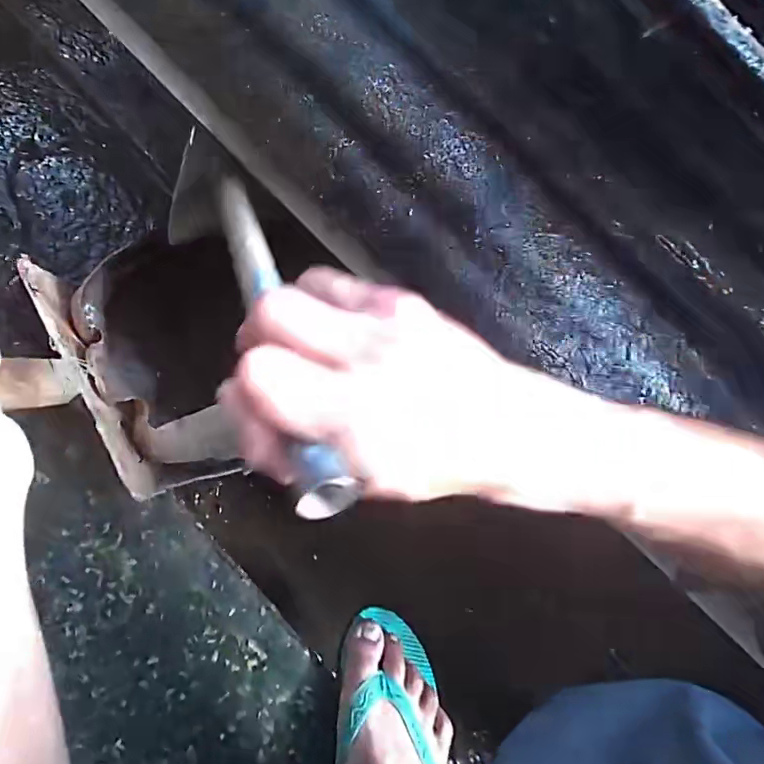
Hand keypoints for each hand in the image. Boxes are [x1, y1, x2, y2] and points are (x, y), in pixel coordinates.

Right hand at [219, 268, 606, 503]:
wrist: (518, 430)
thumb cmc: (441, 469)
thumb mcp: (362, 482)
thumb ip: (296, 448)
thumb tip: (251, 411)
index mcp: (356, 413)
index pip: (257, 374)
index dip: (244, 399)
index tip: (263, 421)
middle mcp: (365, 352)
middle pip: (267, 312)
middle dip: (253, 345)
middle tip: (271, 376)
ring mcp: (384, 315)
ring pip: (294, 287)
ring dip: (282, 320)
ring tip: (300, 351)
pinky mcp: (398, 296)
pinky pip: (329, 280)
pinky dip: (312, 301)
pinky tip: (329, 330)